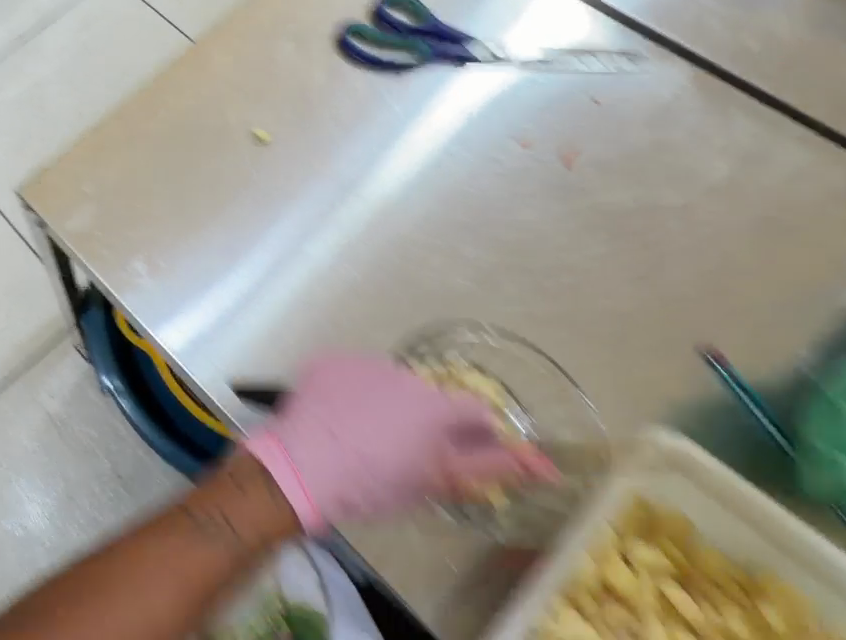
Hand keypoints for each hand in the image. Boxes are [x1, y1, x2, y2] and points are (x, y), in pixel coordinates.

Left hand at [242, 355, 556, 531]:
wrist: (302, 466)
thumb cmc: (374, 483)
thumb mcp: (437, 482)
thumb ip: (492, 468)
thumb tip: (543, 464)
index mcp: (435, 404)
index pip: (476, 409)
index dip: (474, 432)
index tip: (460, 453)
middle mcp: (402, 372)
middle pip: (428, 395)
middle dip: (425, 419)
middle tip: (403, 451)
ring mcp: (360, 362)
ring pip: (388, 383)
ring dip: (388, 403)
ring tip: (364, 435)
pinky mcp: (328, 361)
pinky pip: (351, 375)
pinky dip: (352, 393)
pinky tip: (339, 419)